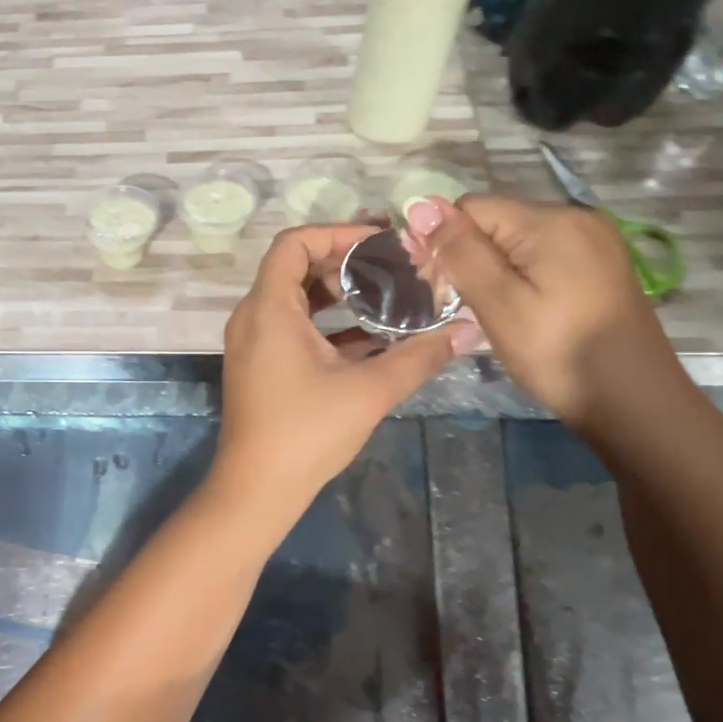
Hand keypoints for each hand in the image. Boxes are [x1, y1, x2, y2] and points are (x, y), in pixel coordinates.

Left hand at [217, 224, 473, 496]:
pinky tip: (374, 337)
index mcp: (268, 309)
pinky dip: (328, 324)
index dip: (338, 233)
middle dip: (345, 262)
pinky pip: (292, 328)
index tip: (382, 242)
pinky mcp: (260, 367)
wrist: (257, 488)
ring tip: (390, 295)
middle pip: (295, 268)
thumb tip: (469, 331)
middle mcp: (252, 318)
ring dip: (338, 294)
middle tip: (395, 266)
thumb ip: (420, 355)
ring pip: (295, 299)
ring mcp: (253, 344)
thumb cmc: (307, 432)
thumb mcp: (370, 390)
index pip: (294, 243)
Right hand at [403, 195, 686, 430]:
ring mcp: (594, 240)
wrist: (635, 400)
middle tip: (459, 308)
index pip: (469, 207)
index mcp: (550, 221)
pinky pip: (543, 255)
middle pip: (495, 221)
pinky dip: (520, 277)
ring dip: (492, 269)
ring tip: (490, 314)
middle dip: (466, 256)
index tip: (435, 288)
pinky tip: (522, 310)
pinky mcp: (601, 265)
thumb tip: (419, 207)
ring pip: (517, 240)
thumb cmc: (558, 353)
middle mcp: (575, 216)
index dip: (442, 241)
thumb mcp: (499, 304)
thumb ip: (459, 252)